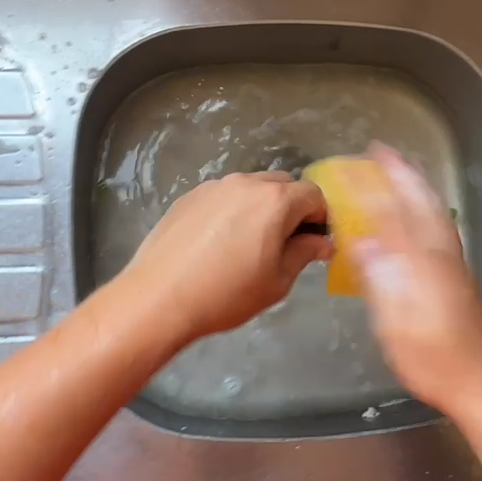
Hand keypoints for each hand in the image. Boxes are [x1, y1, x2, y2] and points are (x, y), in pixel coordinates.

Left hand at [115, 172, 331, 341]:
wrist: (160, 297)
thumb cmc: (227, 293)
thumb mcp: (277, 281)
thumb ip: (304, 253)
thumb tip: (321, 242)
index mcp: (275, 201)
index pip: (313, 195)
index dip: (320, 217)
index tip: (314, 242)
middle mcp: (246, 183)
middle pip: (283, 184)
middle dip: (292, 208)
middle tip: (284, 243)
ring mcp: (214, 186)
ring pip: (251, 187)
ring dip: (261, 207)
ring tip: (248, 242)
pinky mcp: (189, 196)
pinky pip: (223, 196)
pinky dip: (232, 210)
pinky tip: (219, 242)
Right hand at [350, 144, 481, 416]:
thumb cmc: (434, 362)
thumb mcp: (397, 326)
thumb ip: (382, 281)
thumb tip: (361, 241)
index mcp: (422, 266)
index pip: (395, 217)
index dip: (378, 188)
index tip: (363, 162)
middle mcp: (442, 257)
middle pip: (422, 206)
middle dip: (403, 176)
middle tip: (384, 152)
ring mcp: (455, 266)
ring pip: (436, 215)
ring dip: (418, 189)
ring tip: (402, 171)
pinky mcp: (461, 278)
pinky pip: (442, 228)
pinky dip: (429, 209)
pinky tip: (425, 213)